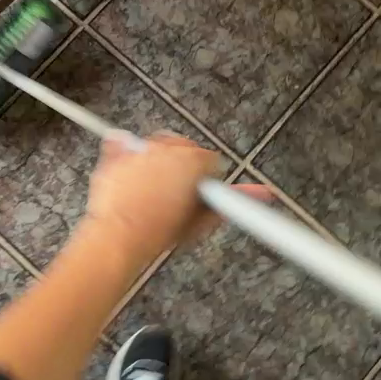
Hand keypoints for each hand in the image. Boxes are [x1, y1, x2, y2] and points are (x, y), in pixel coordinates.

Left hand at [81, 133, 270, 261]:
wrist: (117, 237)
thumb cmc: (156, 232)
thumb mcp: (200, 222)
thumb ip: (233, 201)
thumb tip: (263, 193)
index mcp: (192, 161)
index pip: (211, 159)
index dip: (208, 178)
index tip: (201, 191)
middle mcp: (167, 149)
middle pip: (185, 148)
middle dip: (185, 166)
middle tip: (179, 192)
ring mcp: (141, 149)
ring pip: (159, 144)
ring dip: (161, 160)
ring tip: (155, 187)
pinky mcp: (117, 153)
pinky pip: (125, 143)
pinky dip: (129, 153)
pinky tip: (132, 173)